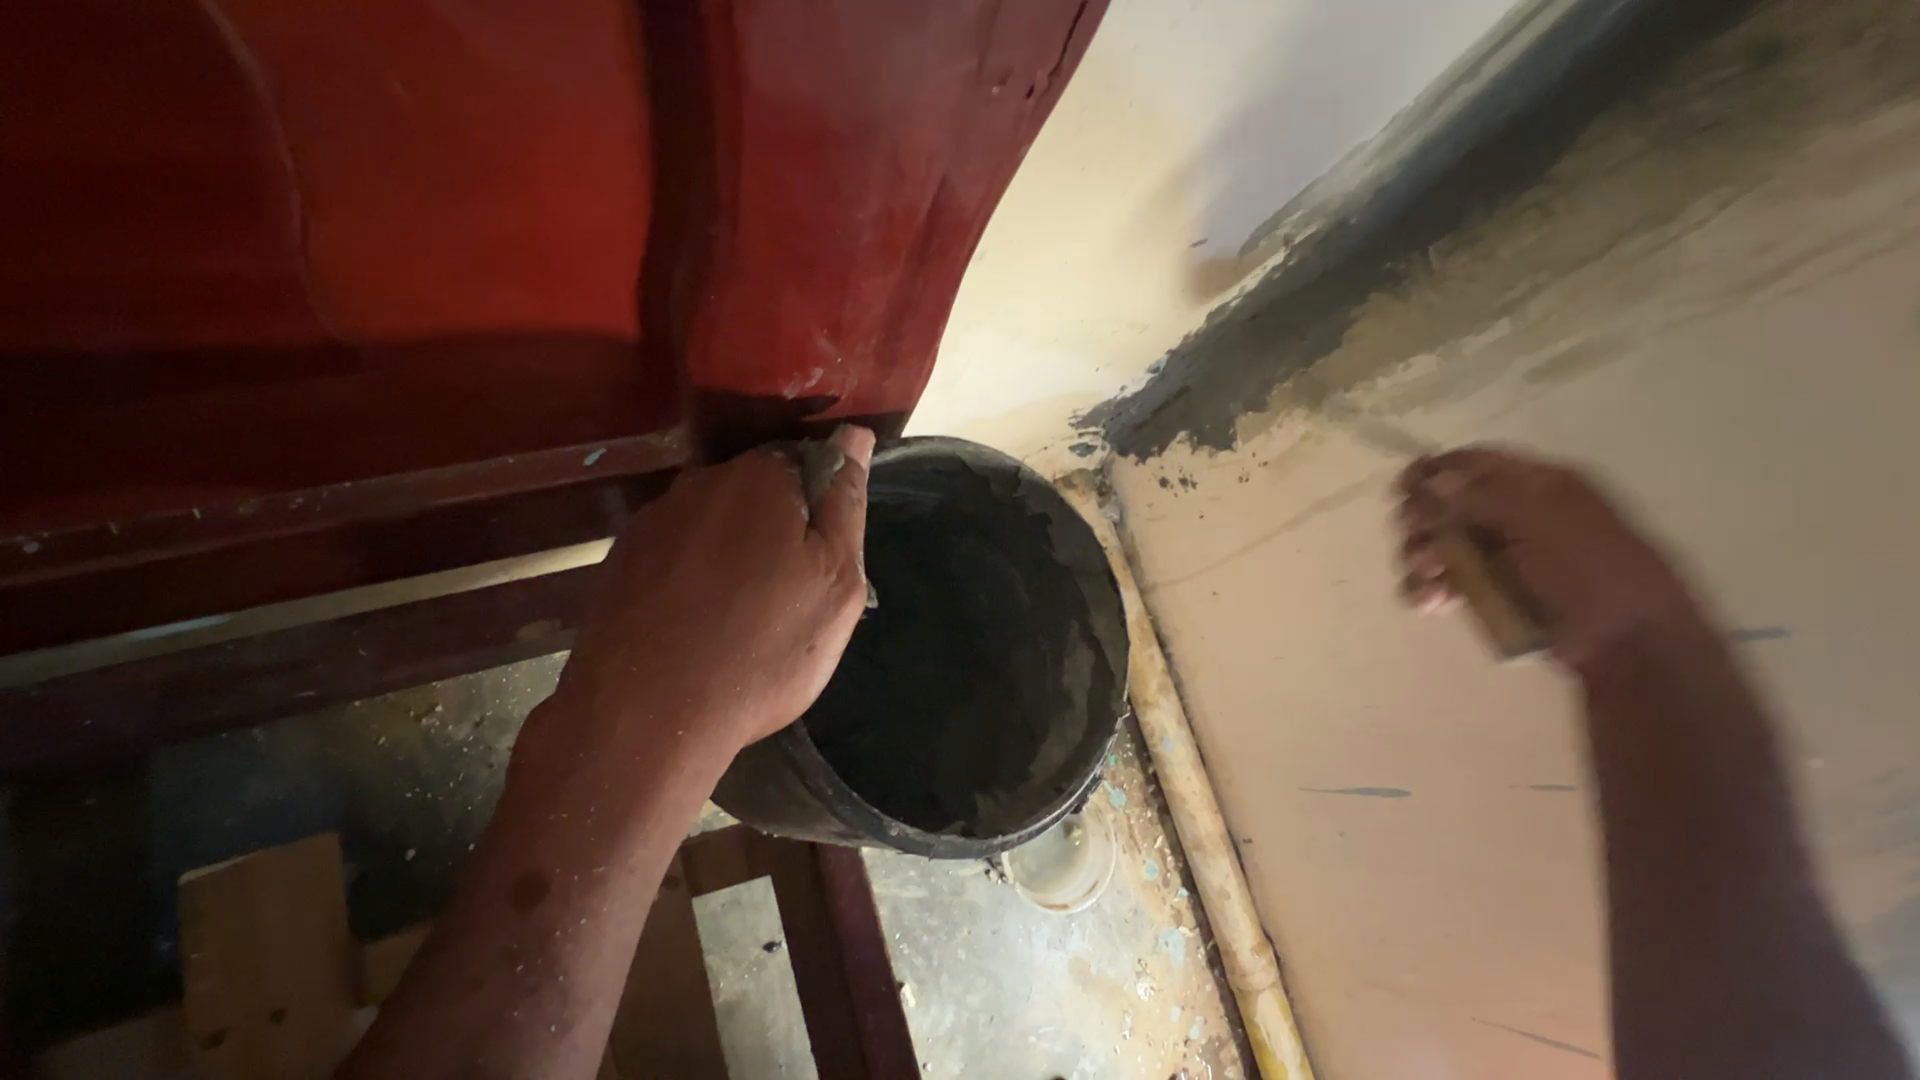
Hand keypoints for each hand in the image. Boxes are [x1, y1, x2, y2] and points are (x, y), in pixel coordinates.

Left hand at [554, 425, 874, 748]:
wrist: (645, 716)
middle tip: (790, 597)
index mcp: (760, 477)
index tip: (824, 561)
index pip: (808, 464)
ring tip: (740, 618)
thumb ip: (845, 503)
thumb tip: (854, 434)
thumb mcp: (836, 582)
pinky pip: (677, 555)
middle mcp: (701, 482)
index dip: (822, 511)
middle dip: (778, 531)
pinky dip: (693, 579)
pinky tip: (698, 625)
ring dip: (733, 556)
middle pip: (758, 494)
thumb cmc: (762, 649)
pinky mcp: (620, 561)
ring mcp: (653, 521)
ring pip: (714, 525)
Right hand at [1396, 446, 1707, 668]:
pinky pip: (1442, 583)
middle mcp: (1512, 515)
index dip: (1433, 471)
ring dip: (1420, 561)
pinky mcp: (1488, 594)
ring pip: (1436, 545)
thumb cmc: (1594, 572)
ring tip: (1427, 586)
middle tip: (1418, 547)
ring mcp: (1498, 556)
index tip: (1401, 491)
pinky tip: (1430, 604)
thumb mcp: (1541, 522)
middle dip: (1421, 524)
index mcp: (1535, 486)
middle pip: (1443, 504)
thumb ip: (1481, 498)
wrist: (1629, 645)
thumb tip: (1424, 479)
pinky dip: (1427, 590)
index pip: (1472, 464)